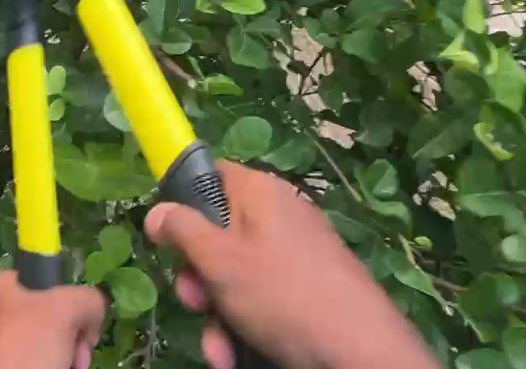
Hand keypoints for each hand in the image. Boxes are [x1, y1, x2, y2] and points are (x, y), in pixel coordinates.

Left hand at [0, 271, 106, 368]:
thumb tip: (92, 313)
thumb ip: (88, 299)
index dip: (70, 301)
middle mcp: (1, 309)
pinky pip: (46, 360)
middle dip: (75, 337)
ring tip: (71, 366)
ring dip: (71, 356)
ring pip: (54, 342)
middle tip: (77, 352)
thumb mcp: (67, 308)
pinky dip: (60, 366)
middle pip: (55, 315)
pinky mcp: (11, 365)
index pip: (49, 281)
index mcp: (3, 284)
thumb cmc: (29, 344)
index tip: (79, 323)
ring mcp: (5, 341)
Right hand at [144, 161, 440, 368]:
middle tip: (193, 301)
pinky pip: (267, 298)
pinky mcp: (317, 292)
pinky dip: (249, 324)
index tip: (171, 238)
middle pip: (221, 232)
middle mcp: (281, 215)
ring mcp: (302, 255)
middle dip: (199, 274)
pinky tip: (238, 356)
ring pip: (241, 274)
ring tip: (218, 348)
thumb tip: (156, 212)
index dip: (184, 202)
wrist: (369, 360)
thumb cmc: (284, 296)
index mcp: (260, 191)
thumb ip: (181, 229)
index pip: (210, 175)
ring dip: (218, 311)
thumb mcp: (218, 260)